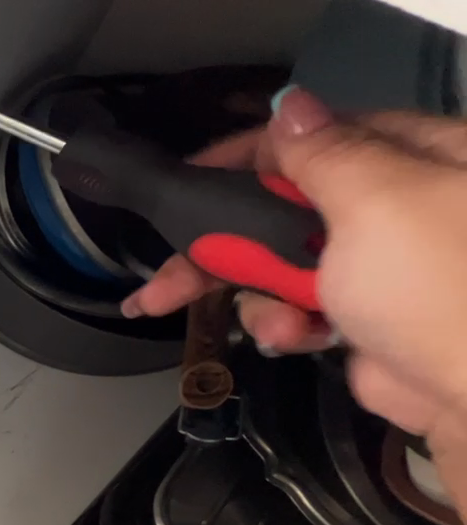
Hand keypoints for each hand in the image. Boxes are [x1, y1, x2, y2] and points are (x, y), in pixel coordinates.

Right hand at [126, 89, 466, 504]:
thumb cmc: (440, 286)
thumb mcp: (381, 205)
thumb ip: (326, 156)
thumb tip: (292, 107)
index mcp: (420, 161)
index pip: (320, 140)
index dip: (250, 158)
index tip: (185, 182)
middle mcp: (396, 205)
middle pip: (278, 212)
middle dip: (219, 251)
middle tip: (164, 288)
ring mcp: (374, 262)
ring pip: (271, 267)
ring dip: (254, 301)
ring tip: (274, 327)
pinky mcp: (354, 310)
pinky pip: (288, 307)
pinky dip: (281, 326)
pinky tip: (297, 338)